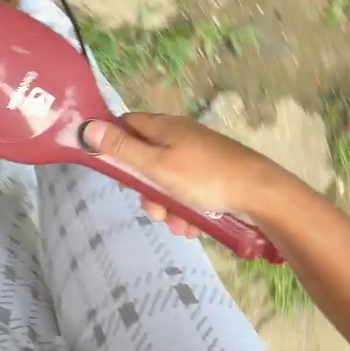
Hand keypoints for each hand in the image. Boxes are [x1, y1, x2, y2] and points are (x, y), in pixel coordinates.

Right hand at [83, 113, 289, 233]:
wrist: (261, 194)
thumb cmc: (204, 176)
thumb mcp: (157, 166)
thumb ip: (122, 149)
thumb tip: (88, 126)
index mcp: (163, 126)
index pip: (126, 124)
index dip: (114, 144)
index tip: (114, 170)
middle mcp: (178, 136)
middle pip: (145, 159)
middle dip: (146, 189)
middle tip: (154, 209)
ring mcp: (197, 155)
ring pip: (166, 181)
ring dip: (167, 205)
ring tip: (179, 223)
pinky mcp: (212, 175)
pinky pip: (187, 191)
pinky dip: (186, 209)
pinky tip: (194, 226)